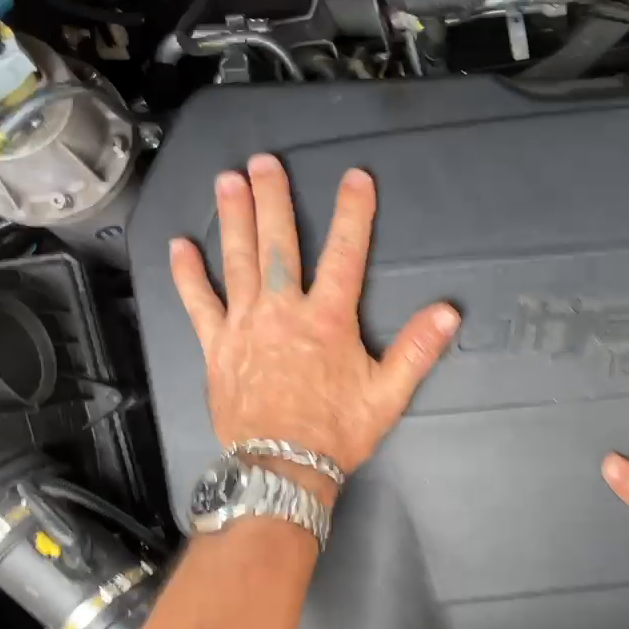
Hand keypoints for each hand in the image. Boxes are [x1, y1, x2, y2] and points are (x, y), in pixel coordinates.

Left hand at [169, 154, 460, 491]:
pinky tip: (179, 247)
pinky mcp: (217, 347)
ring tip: (227, 181)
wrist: (282, 467)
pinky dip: (187, 275)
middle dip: (274, 199)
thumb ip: (417, 350)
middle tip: (265, 162)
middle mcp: (283, 311)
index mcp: (328, 320)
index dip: (353, 213)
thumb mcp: (388, 394)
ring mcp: (245, 326)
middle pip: (279, 244)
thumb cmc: (336, 432)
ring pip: (237, 261)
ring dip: (234, 218)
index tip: (356, 179)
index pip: (345, 254)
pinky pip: (198, 304)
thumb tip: (448, 313)